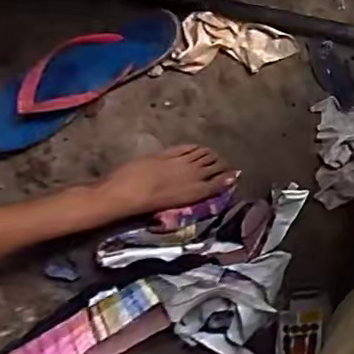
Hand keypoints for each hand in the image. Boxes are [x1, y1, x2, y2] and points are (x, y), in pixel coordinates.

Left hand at [85, 145, 239, 220]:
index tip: (232, 176)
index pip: (224, 178)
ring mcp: (183, 161)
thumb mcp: (182, 201)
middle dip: (222, 164)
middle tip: (221, 167)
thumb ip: (206, 189)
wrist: (121, 195)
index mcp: (199, 189)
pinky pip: (191, 147)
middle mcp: (196, 172)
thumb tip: (229, 179)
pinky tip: (197, 150)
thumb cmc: (148, 205)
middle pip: (217, 164)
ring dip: (212, 155)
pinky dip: (197, 148)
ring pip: (206, 153)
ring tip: (210, 158)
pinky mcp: (169, 153)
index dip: (229, 176)